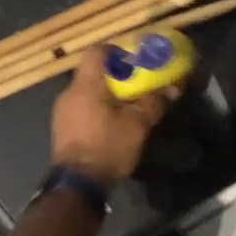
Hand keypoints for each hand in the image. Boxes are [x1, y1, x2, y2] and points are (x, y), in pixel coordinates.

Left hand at [50, 47, 176, 186]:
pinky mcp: (62, 128)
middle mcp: (69, 93)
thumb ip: (154, 102)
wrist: (77, 185)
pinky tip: (112, 122)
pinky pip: (81, 106)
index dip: (116, 50)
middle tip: (137, 83)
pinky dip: (97, 107)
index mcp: (86, 86)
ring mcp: (62, 111)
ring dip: (106, 93)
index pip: (96, 51)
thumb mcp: (138, 125)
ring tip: (127, 105)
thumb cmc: (108, 147)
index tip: (134, 60)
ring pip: (87, 90)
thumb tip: (174, 87)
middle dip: (116, 75)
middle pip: (92, 71)